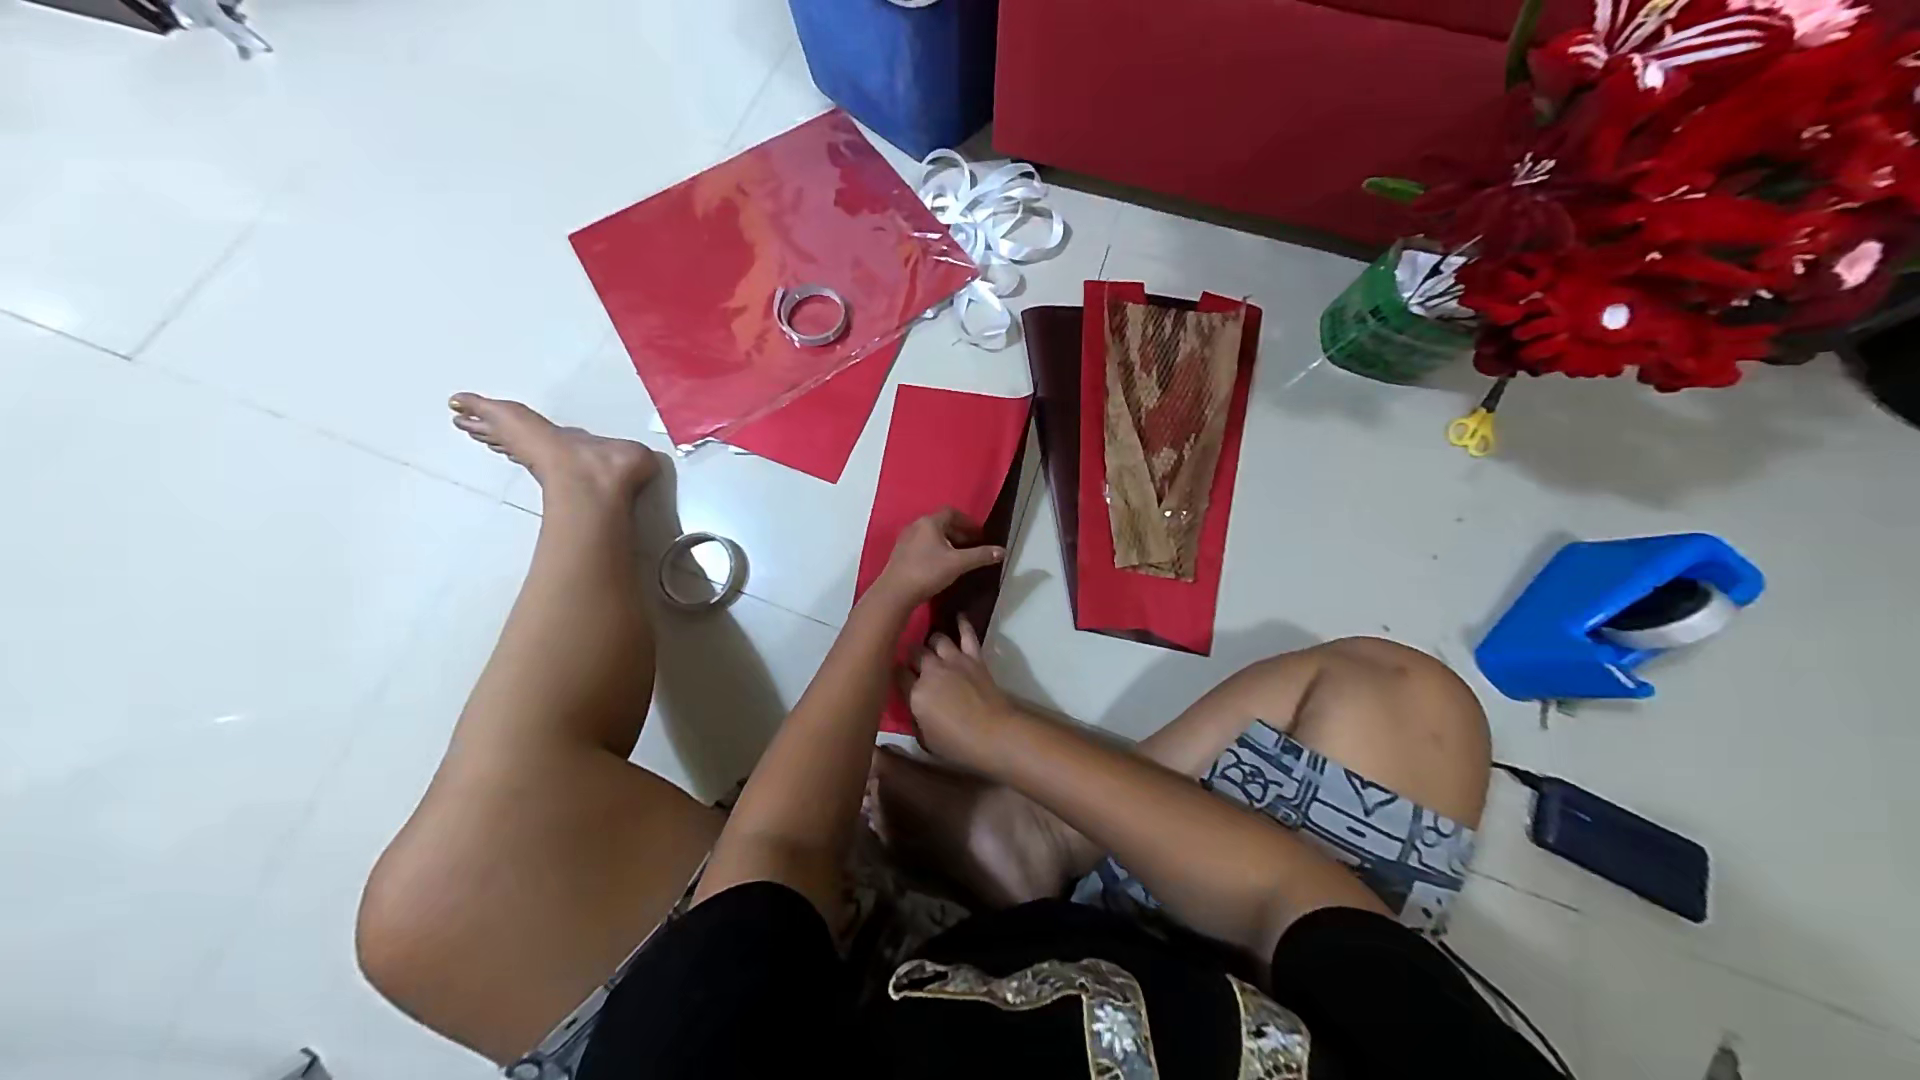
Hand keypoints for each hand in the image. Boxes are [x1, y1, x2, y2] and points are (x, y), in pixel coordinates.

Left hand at [874, 508, 1005, 607]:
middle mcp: (915, 526)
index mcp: (929, 523)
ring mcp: (905, 540)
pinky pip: (922, 546)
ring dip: (947, 543)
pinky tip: (942, 566)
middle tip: (973, 546)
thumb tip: (1002, 551)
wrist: (896, 593)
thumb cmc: (928, 572)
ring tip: (960, 557)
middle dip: (959, 533)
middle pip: (941, 524)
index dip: (968, 522)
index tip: (979, 534)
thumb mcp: (958, 564)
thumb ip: (980, 556)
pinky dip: (936, 551)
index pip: (952, 513)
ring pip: (931, 536)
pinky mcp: (900, 555)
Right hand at [900, 616, 1018, 770]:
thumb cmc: (958, 744)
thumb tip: (913, 705)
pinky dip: (962, 624)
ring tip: (931, 645)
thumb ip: (915, 716)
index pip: (896, 674)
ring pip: (936, 638)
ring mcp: (953, 661)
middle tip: (912, 661)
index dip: (893, 673)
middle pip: (913, 651)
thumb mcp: (925, 738)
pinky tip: (958, 616)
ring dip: (931, 641)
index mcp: (915, 694)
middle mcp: (931, 671)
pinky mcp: (974, 658)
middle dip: (910, 654)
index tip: (894, 675)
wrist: (995, 734)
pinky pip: (967, 634)